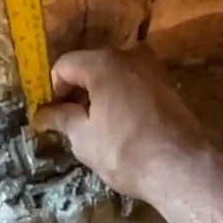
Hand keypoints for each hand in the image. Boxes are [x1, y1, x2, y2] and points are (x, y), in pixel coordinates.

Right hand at [35, 48, 213, 200]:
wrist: (179, 167)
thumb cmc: (124, 152)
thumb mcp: (84, 139)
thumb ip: (61, 119)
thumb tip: (43, 113)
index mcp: (103, 63)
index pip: (64, 66)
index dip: (53, 91)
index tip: (53, 117)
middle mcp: (129, 55)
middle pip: (91, 67)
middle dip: (78, 93)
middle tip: (73, 124)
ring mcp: (152, 68)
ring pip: (115, 76)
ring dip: (101, 97)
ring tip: (98, 128)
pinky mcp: (168, 85)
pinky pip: (134, 86)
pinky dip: (122, 100)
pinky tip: (123, 127)